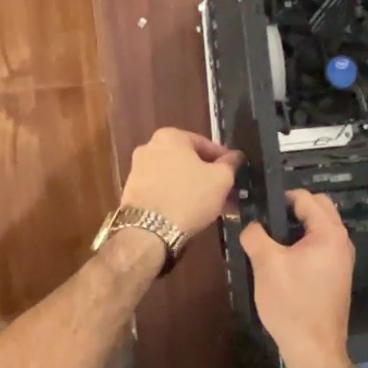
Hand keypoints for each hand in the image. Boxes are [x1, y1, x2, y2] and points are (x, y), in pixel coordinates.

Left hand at [120, 128, 245, 236]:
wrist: (149, 231)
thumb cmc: (188, 197)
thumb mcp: (221, 179)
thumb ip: (231, 164)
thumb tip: (236, 156)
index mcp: (170, 136)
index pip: (205, 143)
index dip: (224, 159)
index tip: (235, 173)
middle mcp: (149, 147)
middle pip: (188, 160)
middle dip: (208, 176)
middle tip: (226, 192)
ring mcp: (137, 169)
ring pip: (175, 176)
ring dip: (194, 188)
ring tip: (212, 206)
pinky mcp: (132, 191)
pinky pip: (162, 189)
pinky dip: (177, 196)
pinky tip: (191, 212)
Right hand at [240, 190, 356, 367]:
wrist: (314, 349)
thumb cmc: (291, 303)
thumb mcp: (266, 265)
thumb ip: (255, 235)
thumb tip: (251, 224)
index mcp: (329, 233)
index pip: (305, 198)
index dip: (280, 198)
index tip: (258, 207)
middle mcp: (342, 242)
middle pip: (319, 209)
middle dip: (292, 209)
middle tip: (265, 222)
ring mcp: (342, 260)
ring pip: (320, 229)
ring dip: (298, 227)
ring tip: (270, 240)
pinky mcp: (337, 275)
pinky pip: (321, 246)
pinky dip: (304, 244)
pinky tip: (283, 260)